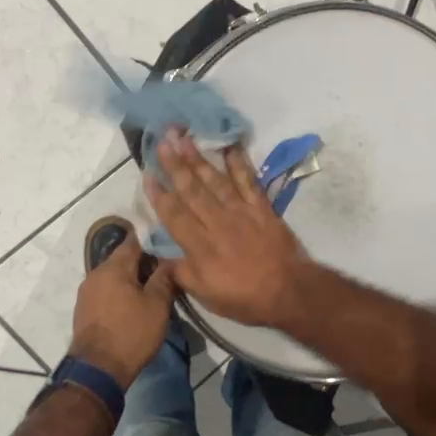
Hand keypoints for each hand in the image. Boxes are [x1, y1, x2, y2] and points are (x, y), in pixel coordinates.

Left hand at [70, 236, 176, 388]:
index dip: (153, 240)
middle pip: (123, 258)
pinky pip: (106, 290)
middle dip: (144, 261)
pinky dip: (120, 291)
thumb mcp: (157, 304)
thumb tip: (169, 259)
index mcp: (113, 267)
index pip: (134, 240)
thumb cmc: (132, 333)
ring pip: (114, 275)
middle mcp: (95, 273)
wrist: (98, 370)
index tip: (169, 244)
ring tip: (152, 288)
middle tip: (166, 270)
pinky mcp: (84, 309)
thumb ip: (164, 277)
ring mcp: (86, 292)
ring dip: (132, 278)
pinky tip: (134, 303)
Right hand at [146, 130, 310, 326]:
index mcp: (200, 245)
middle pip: (192, 190)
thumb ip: (181, 273)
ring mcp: (240, 211)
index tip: (147, 174)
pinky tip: (230, 146)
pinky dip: (239, 163)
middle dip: (175, 165)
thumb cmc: (244, 297)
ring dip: (199, 158)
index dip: (159, 194)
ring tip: (185, 138)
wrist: (288, 290)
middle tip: (163, 140)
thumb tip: (160, 256)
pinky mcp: (261, 207)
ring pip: (215, 180)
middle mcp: (217, 222)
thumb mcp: (205, 295)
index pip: (174, 214)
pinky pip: (248, 180)